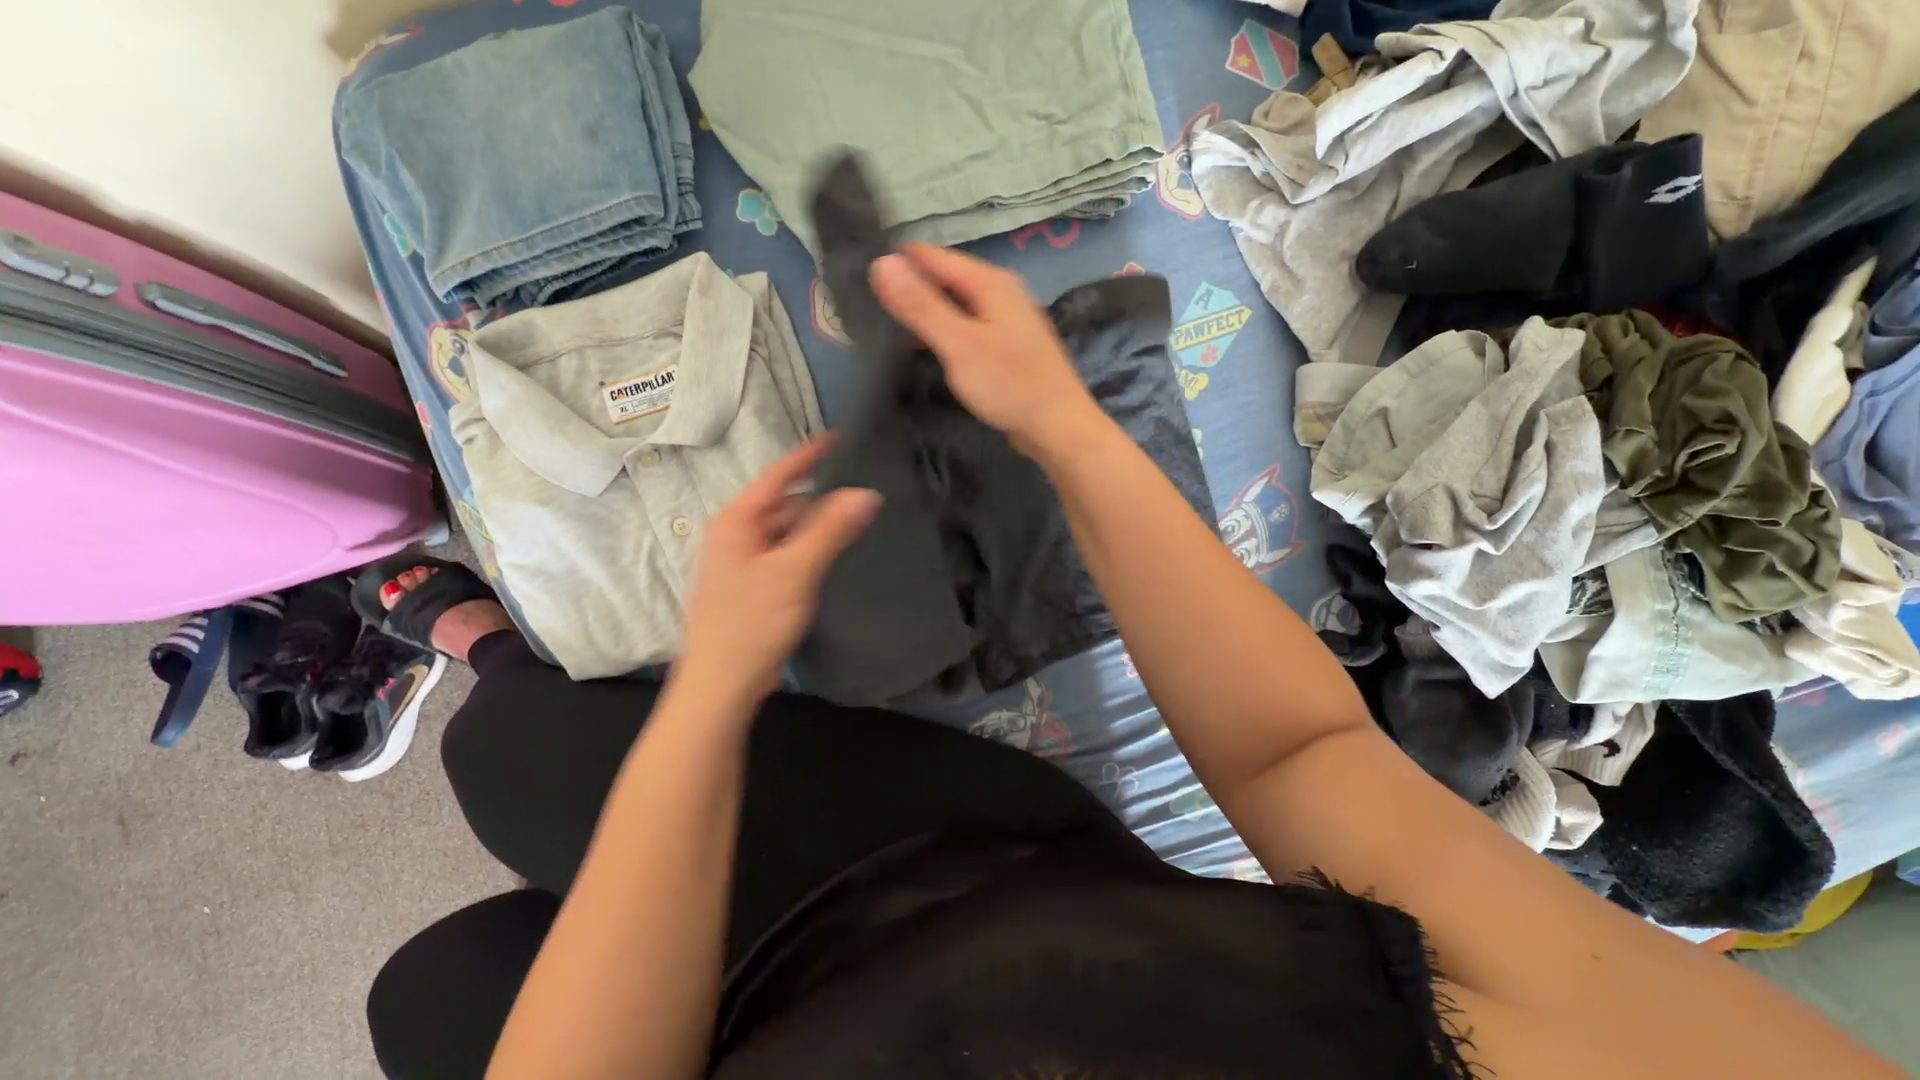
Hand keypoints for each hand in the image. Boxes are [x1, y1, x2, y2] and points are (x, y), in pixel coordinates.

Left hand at [670, 437, 880, 709]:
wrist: (720, 686)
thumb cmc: (751, 623)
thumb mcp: (795, 571)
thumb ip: (830, 530)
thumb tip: (866, 493)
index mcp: (736, 522)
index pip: (777, 476)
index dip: (808, 456)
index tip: (838, 439)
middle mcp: (734, 536)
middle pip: (784, 506)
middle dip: (820, 502)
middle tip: (863, 499)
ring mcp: (740, 565)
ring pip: (785, 535)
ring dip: (815, 532)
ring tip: (856, 529)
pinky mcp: (750, 591)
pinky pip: (783, 559)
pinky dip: (806, 555)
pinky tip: (830, 565)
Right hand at [870, 243, 1100, 451]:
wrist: (1059, 428)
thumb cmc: (1010, 385)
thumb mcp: (959, 344)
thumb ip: (921, 306)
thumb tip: (881, 262)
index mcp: (989, 281)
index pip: (929, 255)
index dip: (893, 262)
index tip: (854, 279)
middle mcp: (999, 291)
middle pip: (941, 278)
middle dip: (905, 289)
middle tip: (860, 309)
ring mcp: (1003, 318)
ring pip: (951, 304)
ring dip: (920, 314)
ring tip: (877, 329)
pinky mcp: (1004, 345)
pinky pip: (963, 326)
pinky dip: (939, 332)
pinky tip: (916, 349)